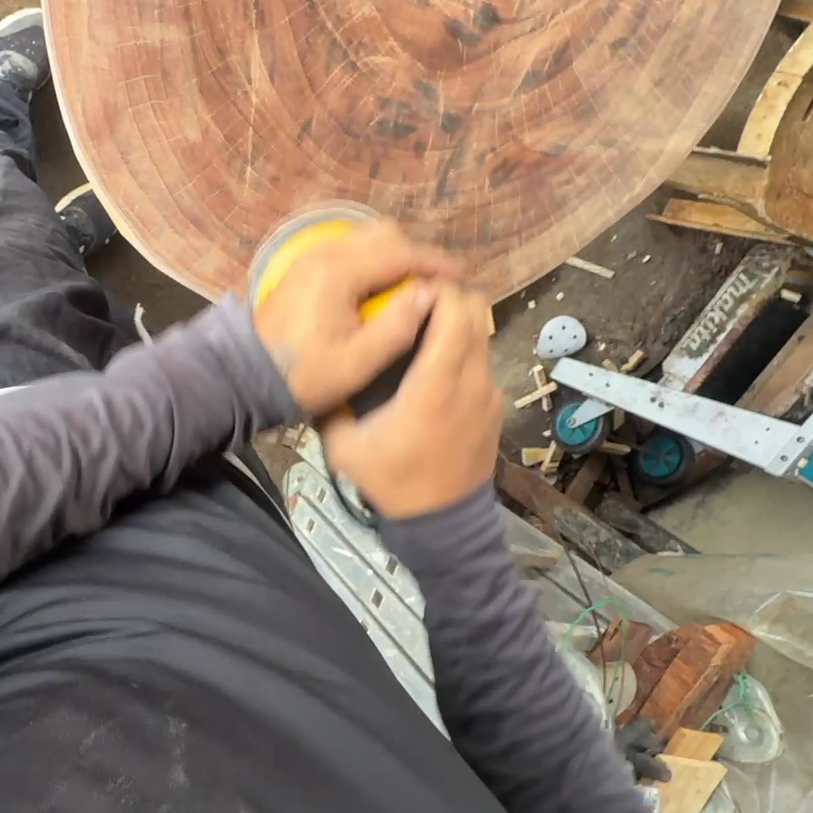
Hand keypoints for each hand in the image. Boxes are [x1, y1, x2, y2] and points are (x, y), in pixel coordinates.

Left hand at [252, 222, 463, 416]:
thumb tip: (430, 293)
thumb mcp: (357, 362)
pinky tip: (383, 286)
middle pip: (383, 235)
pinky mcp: (302, 269)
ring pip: (364, 239)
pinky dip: (372, 260)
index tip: (463, 276)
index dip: (436, 263)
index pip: (400, 253)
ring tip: (415, 284)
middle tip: (438, 282)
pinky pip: (348, 250)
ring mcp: (310, 258)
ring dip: (393, 255)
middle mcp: (324, 254)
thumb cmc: (303, 375)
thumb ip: (398, 326)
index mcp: (338, 272)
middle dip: (416, 254)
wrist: (245, 376)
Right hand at [321, 283, 502, 518]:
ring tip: (421, 324)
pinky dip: (462, 346)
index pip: (452, 313)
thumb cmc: (392, 481)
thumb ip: (333, 405)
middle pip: (475, 310)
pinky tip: (432, 362)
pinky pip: (481, 357)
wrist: (442, 523)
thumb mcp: (345, 448)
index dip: (434, 290)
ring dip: (456, 318)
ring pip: (482, 331)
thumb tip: (319, 370)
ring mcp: (488, 392)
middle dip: (447, 294)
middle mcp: (470, 381)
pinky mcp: (493, 404)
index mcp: (434, 386)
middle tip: (412, 299)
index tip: (405, 289)